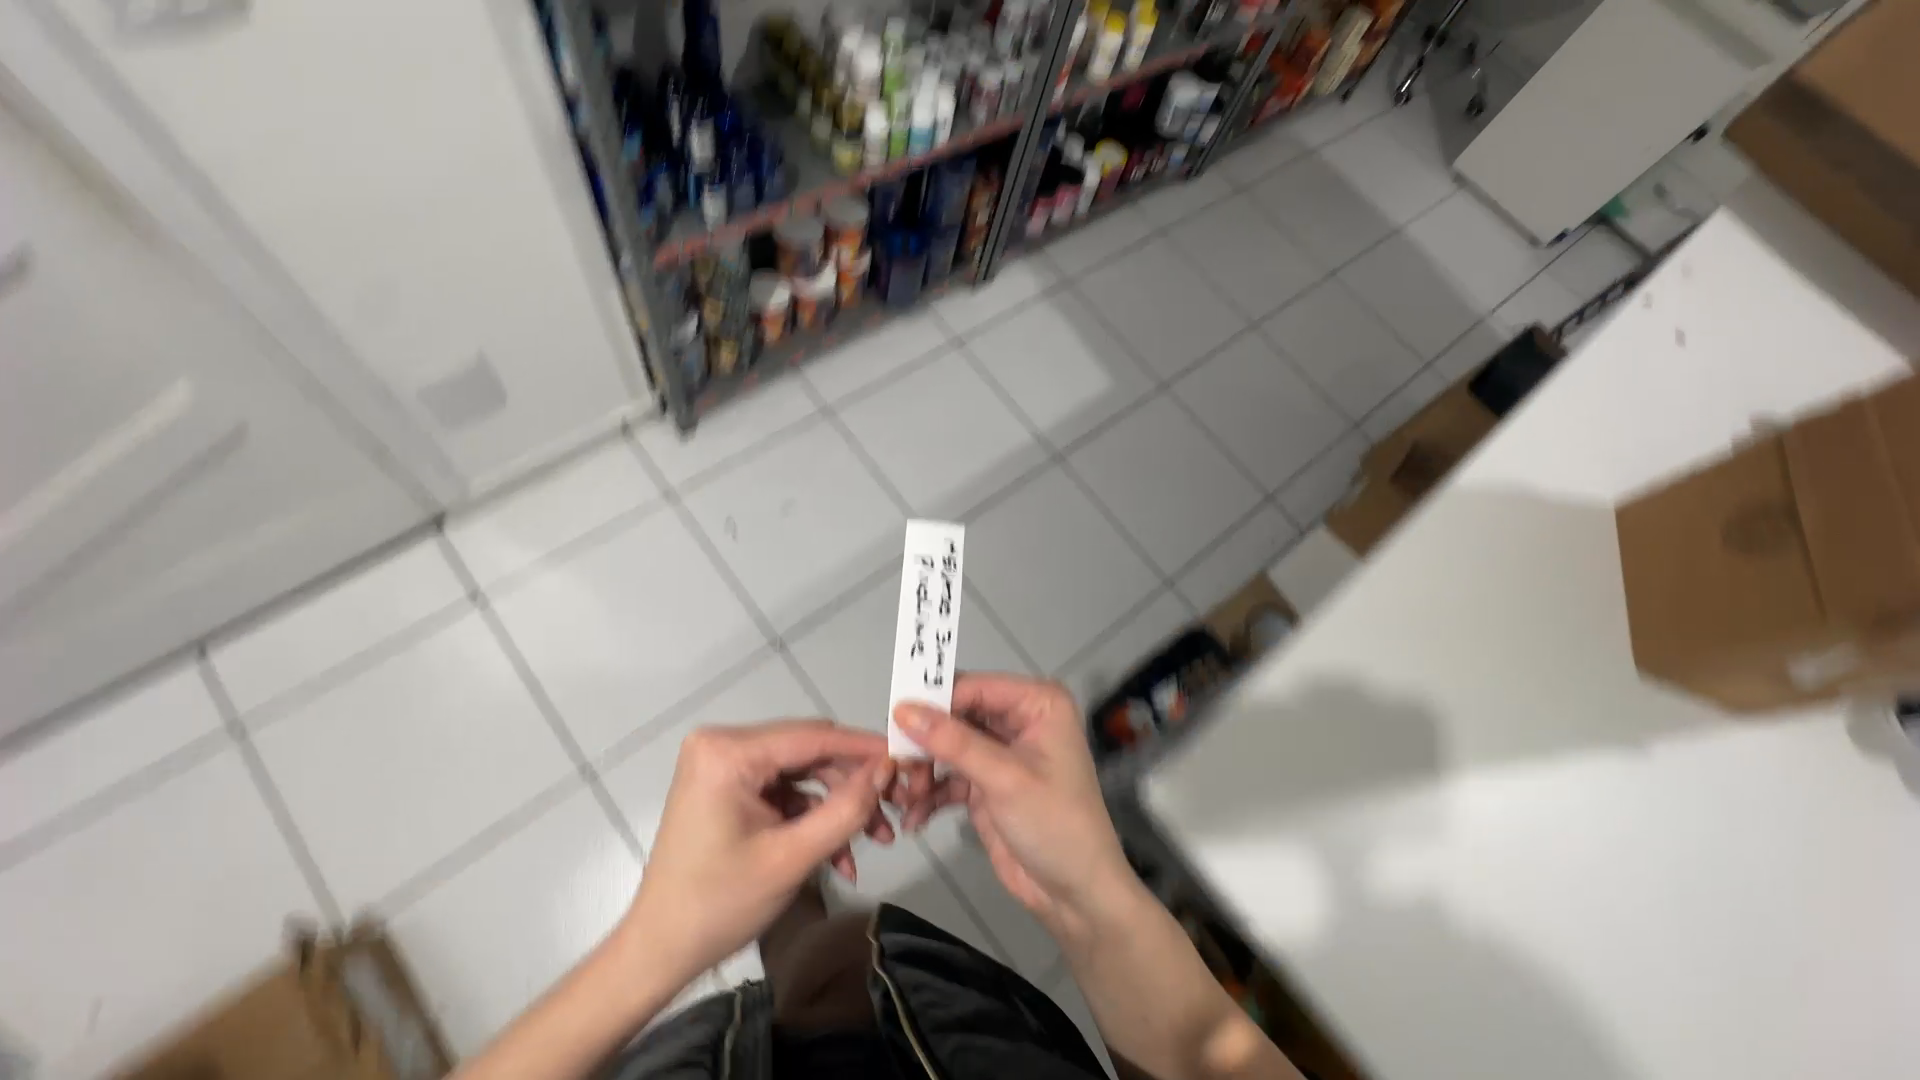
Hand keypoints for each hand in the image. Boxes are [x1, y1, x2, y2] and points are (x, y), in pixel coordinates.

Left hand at [623, 720, 893, 984]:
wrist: (660, 950)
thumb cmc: (719, 904)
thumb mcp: (792, 858)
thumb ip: (846, 809)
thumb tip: (888, 769)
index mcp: (728, 752)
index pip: (813, 737)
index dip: (865, 749)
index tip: (910, 761)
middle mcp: (723, 745)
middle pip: (810, 752)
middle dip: (854, 785)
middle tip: (895, 812)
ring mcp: (724, 766)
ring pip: (803, 773)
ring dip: (837, 806)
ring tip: (875, 841)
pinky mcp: (729, 788)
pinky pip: (785, 791)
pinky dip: (812, 818)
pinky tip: (838, 855)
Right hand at [893, 674, 1135, 939]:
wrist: (1076, 892)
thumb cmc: (1055, 824)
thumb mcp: (1004, 779)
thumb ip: (953, 742)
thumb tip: (903, 710)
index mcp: (1037, 703)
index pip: (973, 687)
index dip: (934, 702)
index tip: (894, 723)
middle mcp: (1019, 719)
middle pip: (955, 715)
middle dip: (924, 741)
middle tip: (895, 766)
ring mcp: (1001, 752)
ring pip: (946, 746)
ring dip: (923, 771)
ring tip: (906, 798)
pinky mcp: (986, 783)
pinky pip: (948, 777)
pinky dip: (930, 794)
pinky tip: (914, 817)